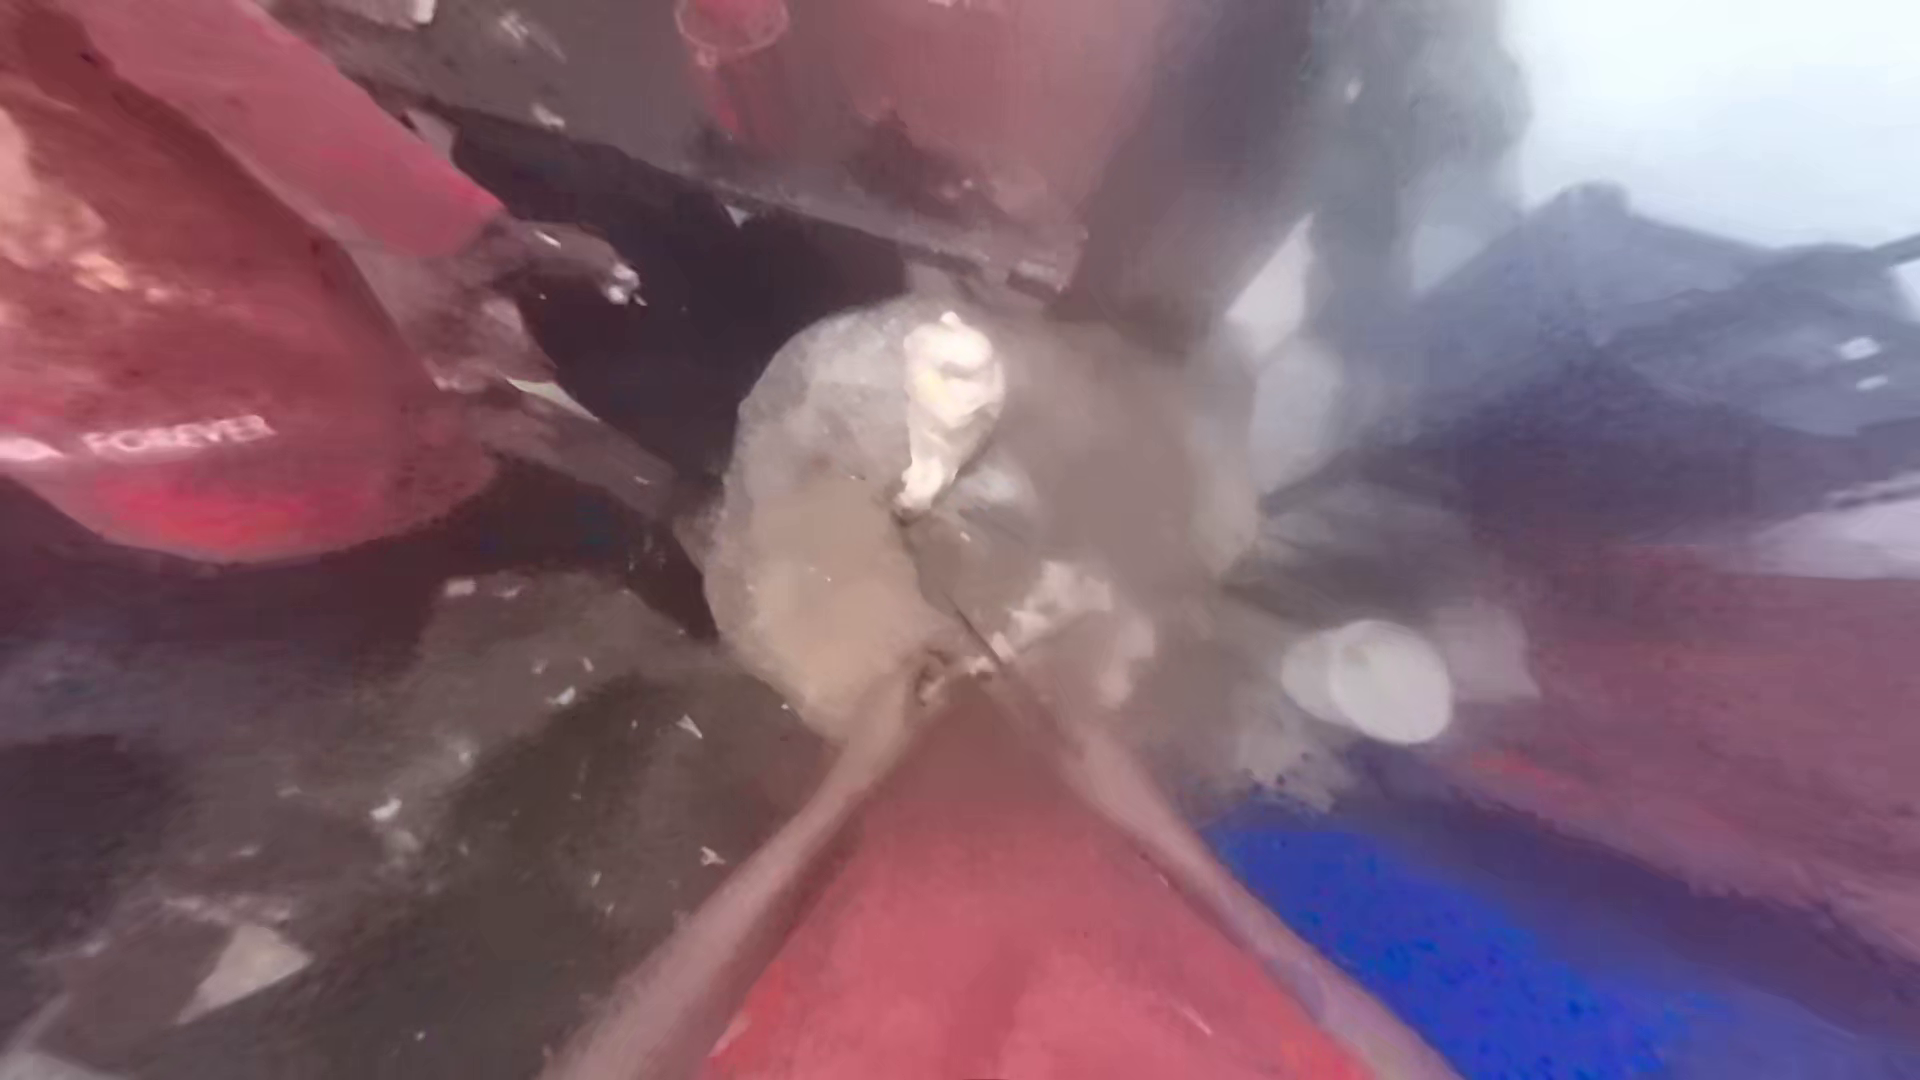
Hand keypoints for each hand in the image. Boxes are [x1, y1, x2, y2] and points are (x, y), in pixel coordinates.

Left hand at [818, 649, 954, 798]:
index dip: (940, 659)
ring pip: (900, 678)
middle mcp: (883, 678)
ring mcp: (871, 691)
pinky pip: (890, 691)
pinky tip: (911, 716)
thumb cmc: (895, 745)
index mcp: (899, 678)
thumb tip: (957, 679)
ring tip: (931, 705)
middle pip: (910, 664)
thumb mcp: (926, 722)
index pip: (921, 653)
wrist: (858, 770)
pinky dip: (904, 696)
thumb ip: (943, 697)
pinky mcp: (865, 706)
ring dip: (917, 685)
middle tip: (945, 690)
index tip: (953, 674)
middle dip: (930, 672)